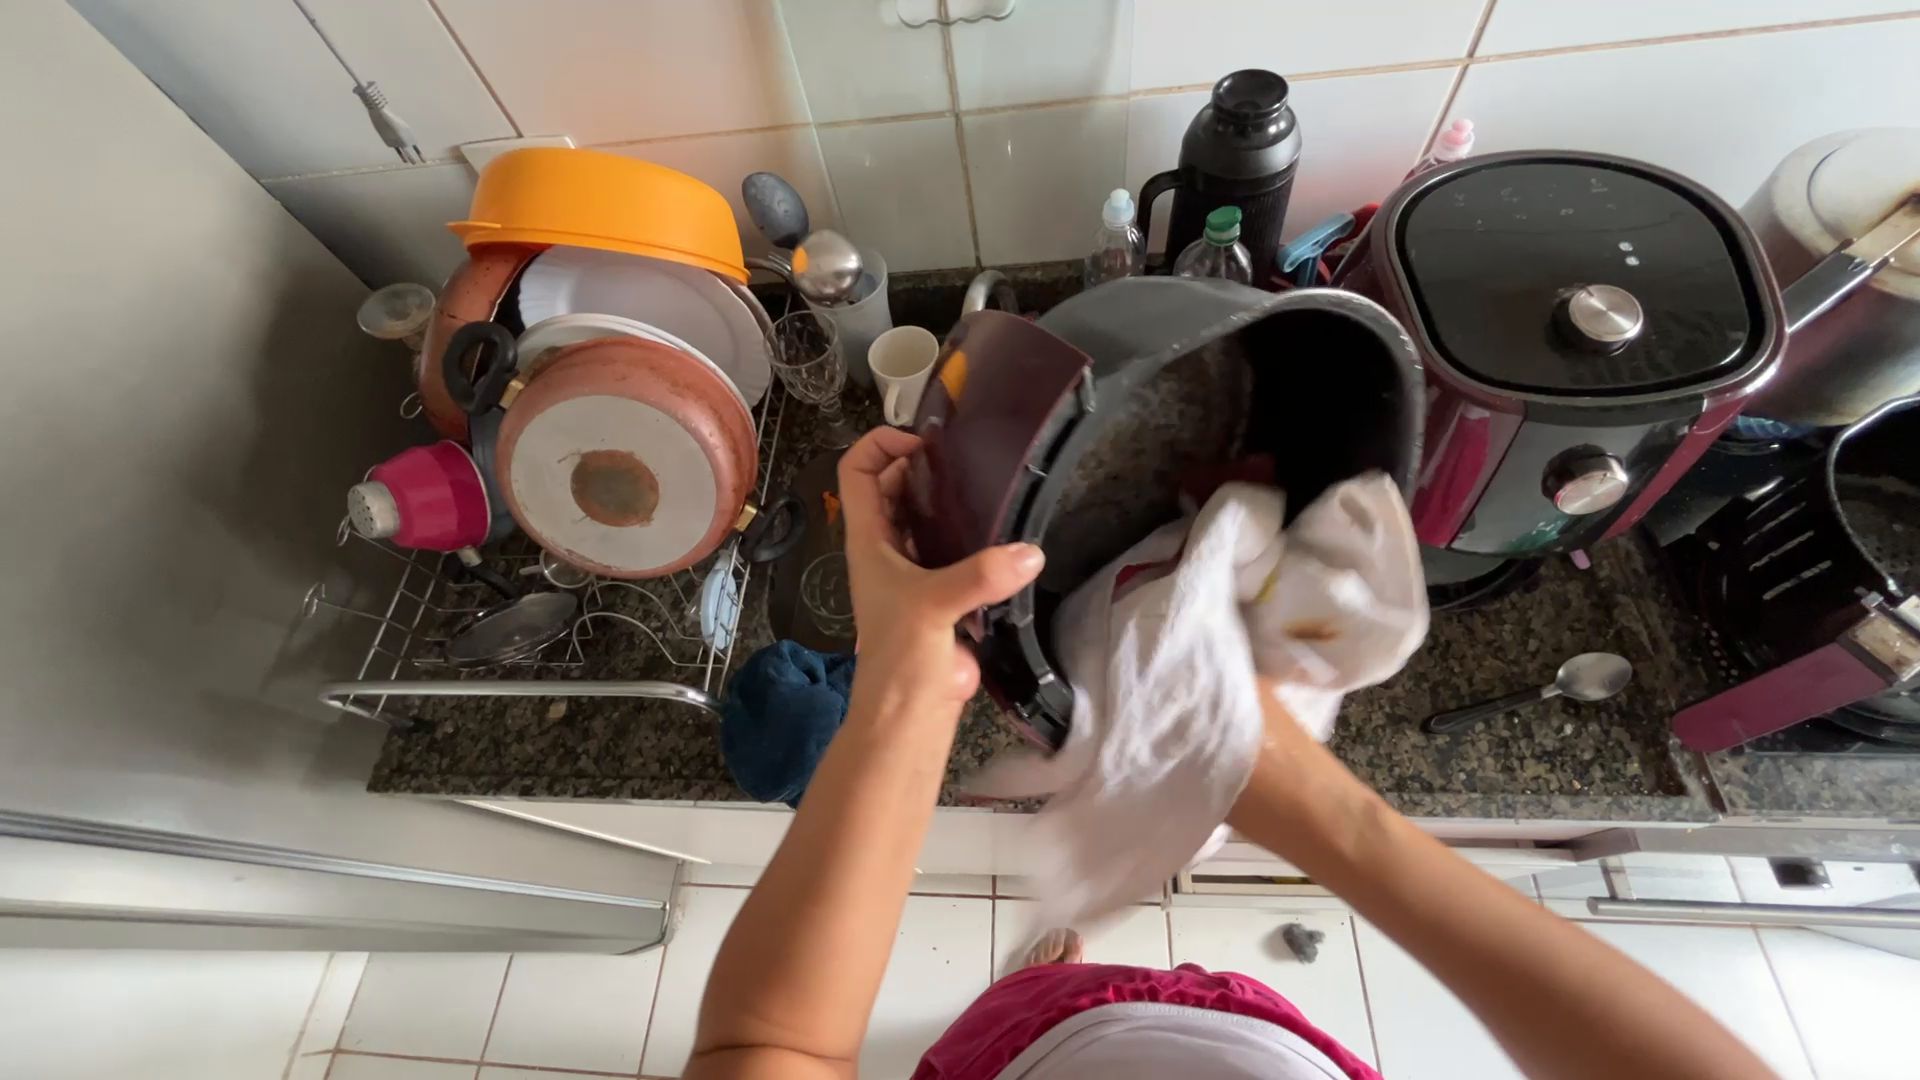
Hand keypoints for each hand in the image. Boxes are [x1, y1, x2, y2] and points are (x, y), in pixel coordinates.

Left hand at [837, 427, 1044, 707]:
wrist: (911, 710)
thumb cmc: (902, 654)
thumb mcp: (933, 605)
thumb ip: (978, 577)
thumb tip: (1030, 553)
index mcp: (868, 538)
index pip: (857, 471)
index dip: (881, 446)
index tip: (925, 445)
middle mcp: (885, 547)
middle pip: (891, 487)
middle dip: (920, 465)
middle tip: (967, 460)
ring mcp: (911, 569)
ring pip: (921, 516)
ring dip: (944, 498)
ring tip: (986, 486)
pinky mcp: (939, 591)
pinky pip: (950, 547)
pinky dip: (968, 532)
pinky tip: (999, 530)